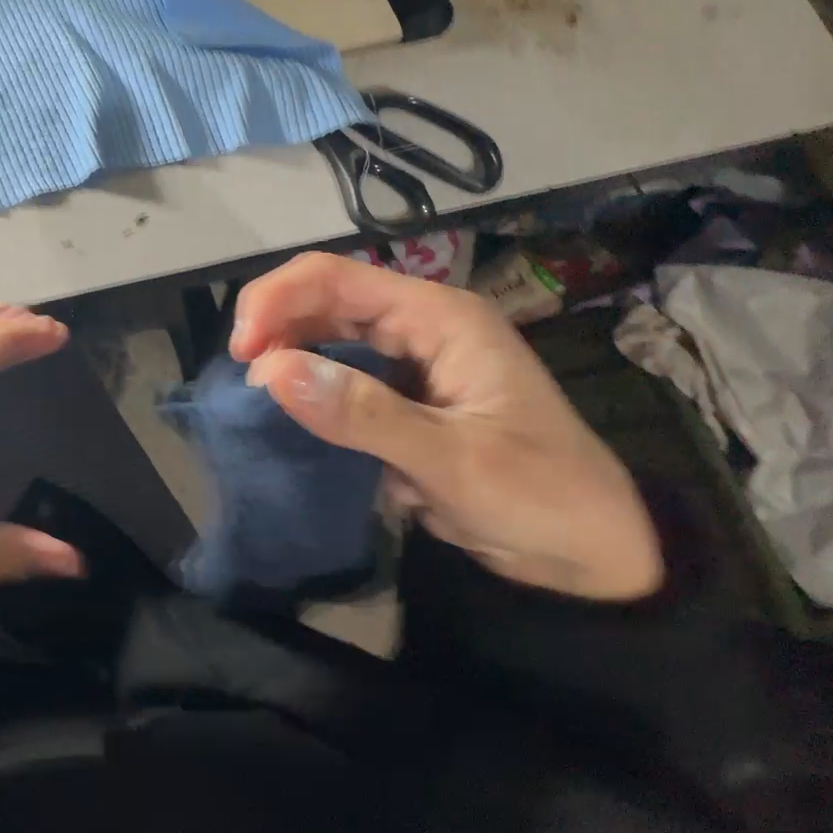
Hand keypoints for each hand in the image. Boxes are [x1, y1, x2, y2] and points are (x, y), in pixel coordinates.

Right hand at [231, 253, 662, 599]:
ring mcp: (404, 363)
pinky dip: (301, 387)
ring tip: (254, 397)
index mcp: (439, 318)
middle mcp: (416, 327)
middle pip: (320, 299)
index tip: (242, 354)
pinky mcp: (393, 398)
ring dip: (282, 357)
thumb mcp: (454, 459)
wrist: (591, 554)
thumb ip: (364, 414)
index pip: (334, 278)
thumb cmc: (542, 496)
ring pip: (320, 336)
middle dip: (271, 327)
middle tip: (241, 380)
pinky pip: (331, 376)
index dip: (276, 301)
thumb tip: (269, 371)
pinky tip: (283, 413)